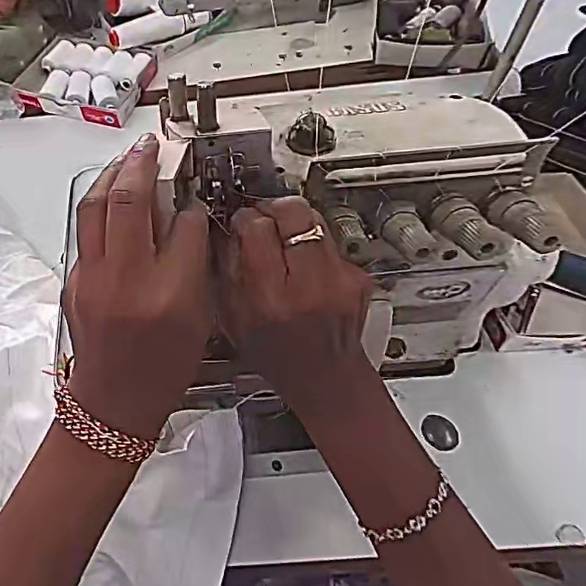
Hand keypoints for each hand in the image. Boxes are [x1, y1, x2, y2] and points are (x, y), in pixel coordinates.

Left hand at [64, 133, 211, 439]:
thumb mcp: (197, 318)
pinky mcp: (73, 282)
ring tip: (128, 158)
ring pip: (96, 208)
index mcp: (168, 294)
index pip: (184, 227)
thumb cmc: (163, 368)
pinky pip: (86, 232)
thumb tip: (186, 221)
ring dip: (112, 175)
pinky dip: (100, 206)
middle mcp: (126, 281)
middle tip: (151, 146)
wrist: (113, 403)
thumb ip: (193, 265)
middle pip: (130, 202)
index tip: (191, 194)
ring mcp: (92, 279)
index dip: (190, 205)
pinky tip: (113, 200)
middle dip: (143, 165)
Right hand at [223, 197, 381, 421]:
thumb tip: (229, 230)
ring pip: (315, 220)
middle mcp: (309, 285)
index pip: (257, 228)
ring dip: (295, 223)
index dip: (246, 218)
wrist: (326, 376)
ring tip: (284, 242)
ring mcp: (339, 279)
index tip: (242, 221)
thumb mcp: (236, 321)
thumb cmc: (280, 355)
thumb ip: (229, 271)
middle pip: (293, 212)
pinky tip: (306, 266)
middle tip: (265, 218)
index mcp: (271, 298)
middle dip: (274, 208)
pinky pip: (330, 242)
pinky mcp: (357, 277)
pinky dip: (314, 247)